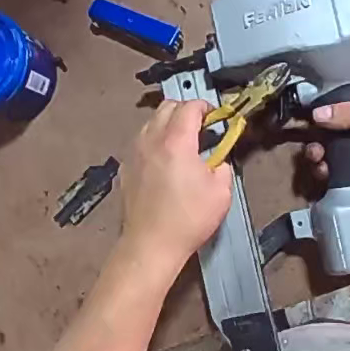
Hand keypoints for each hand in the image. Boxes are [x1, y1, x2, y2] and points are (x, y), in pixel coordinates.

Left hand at [120, 100, 231, 268]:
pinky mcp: (126, 168)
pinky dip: (155, 141)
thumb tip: (219, 159)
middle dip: (186, 110)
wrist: (152, 244)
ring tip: (184, 141)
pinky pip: (141, 142)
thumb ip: (223, 165)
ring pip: (151, 122)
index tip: (216, 115)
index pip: (190, 107)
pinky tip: (166, 159)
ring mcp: (135, 154)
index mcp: (177, 142)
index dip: (206, 106)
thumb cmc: (188, 219)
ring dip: (169, 124)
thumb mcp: (221, 191)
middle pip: (166, 107)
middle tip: (202, 125)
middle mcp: (151, 141)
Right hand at [306, 89, 349, 203]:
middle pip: (336, 128)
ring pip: (335, 150)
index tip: (307, 116)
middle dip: (320, 136)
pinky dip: (329, 171)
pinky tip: (323, 173)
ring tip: (317, 161)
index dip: (327, 107)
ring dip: (321, 155)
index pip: (346, 100)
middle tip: (312, 147)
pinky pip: (341, 170)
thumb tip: (317, 113)